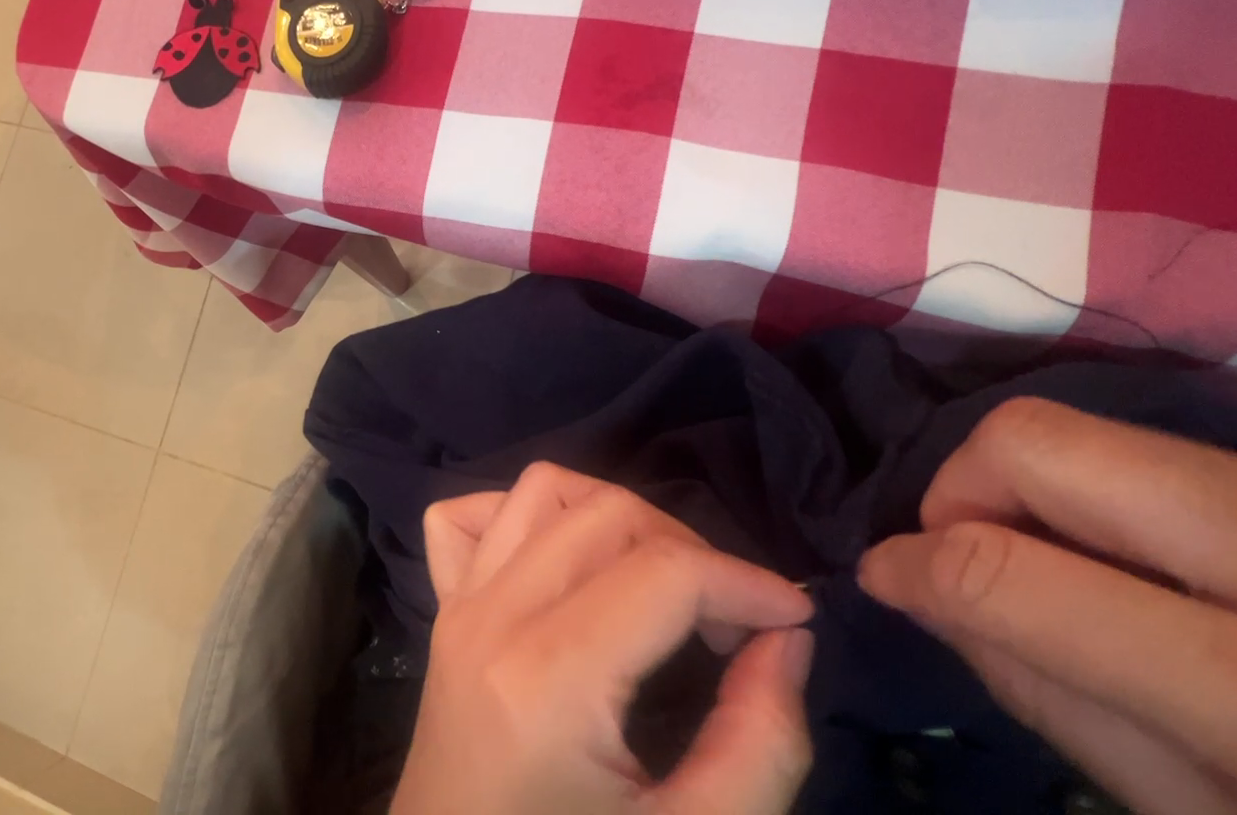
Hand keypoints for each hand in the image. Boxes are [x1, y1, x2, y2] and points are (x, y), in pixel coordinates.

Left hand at [390, 462, 815, 814]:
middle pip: (607, 514)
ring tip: (660, 582)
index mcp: (550, 681)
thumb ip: (759, 745)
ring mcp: (457, 607)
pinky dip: (523, 517)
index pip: (664, 572)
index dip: (748, 583)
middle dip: (691, 549)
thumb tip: (787, 637)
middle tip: (731, 620)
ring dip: (616, 515)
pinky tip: (564, 562)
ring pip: (542, 492)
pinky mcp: (441, 612)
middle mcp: (493, 619)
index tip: (794, 620)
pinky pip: (467, 517)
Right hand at [860, 398, 1236, 814]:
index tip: (882, 576)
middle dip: (959, 487)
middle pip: (1036, 442)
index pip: (1010, 574)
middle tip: (966, 553)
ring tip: (1052, 560)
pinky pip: (1148, 449)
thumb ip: (1047, 698)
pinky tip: (1132, 559)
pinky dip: (1091, 491)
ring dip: (1023, 487)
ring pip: (1087, 429)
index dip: (912, 565)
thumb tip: (925, 593)